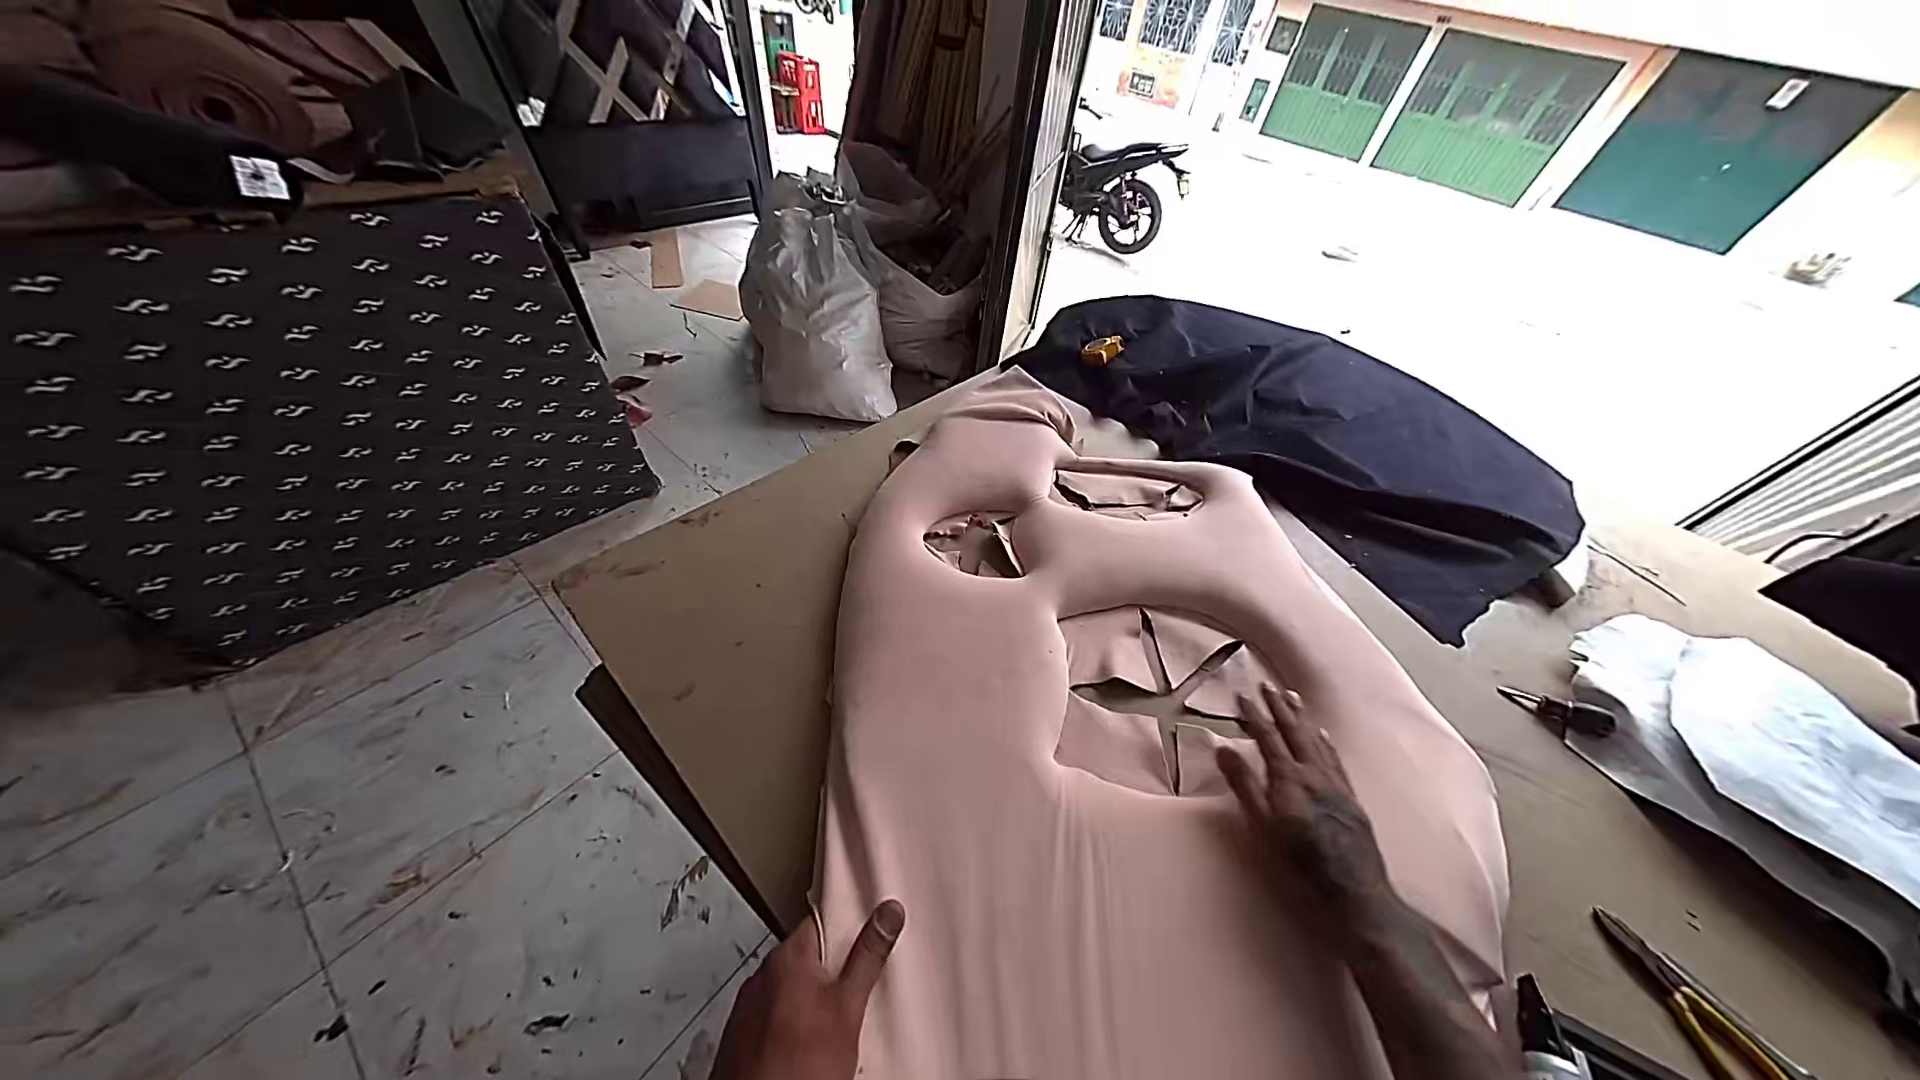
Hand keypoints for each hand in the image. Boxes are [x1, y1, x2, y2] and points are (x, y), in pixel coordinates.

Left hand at [709, 900, 905, 1079]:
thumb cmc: (796, 1070)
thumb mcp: (849, 1007)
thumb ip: (869, 955)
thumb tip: (887, 914)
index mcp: (786, 957)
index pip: (822, 921)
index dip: (848, 930)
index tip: (867, 940)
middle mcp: (761, 975)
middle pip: (808, 955)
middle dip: (832, 972)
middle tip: (854, 995)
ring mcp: (747, 1008)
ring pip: (791, 988)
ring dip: (811, 1000)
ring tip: (832, 1029)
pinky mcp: (740, 1039)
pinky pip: (774, 1016)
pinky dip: (791, 1025)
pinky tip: (808, 1048)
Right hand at [1221, 688, 1519, 1079]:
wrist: (1356, 898)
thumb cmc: (1299, 865)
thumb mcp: (1261, 826)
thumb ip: (1244, 784)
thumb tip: (1223, 748)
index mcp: (1290, 778)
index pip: (1267, 737)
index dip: (1254, 715)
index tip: (1242, 695)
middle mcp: (1315, 775)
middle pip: (1294, 732)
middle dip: (1279, 707)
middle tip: (1268, 685)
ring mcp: (1336, 786)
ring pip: (1316, 741)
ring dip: (1302, 718)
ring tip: (1293, 698)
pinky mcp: (1351, 799)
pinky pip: (1335, 759)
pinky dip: (1325, 741)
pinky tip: (1323, 735)